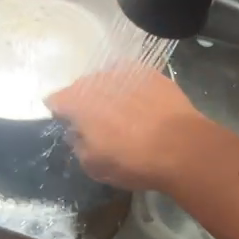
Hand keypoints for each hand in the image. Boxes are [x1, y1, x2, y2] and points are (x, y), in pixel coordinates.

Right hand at [46, 68, 211, 190]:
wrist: (182, 148)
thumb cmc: (132, 160)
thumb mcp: (93, 166)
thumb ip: (77, 145)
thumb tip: (78, 134)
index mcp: (77, 102)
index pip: (55, 101)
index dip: (61, 114)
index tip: (72, 127)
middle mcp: (97, 80)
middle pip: (82, 87)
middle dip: (86, 102)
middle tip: (100, 123)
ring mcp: (126, 72)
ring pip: (108, 80)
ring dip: (110, 94)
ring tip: (125, 114)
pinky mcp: (151, 72)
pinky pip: (132, 78)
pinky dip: (132, 89)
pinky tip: (144, 106)